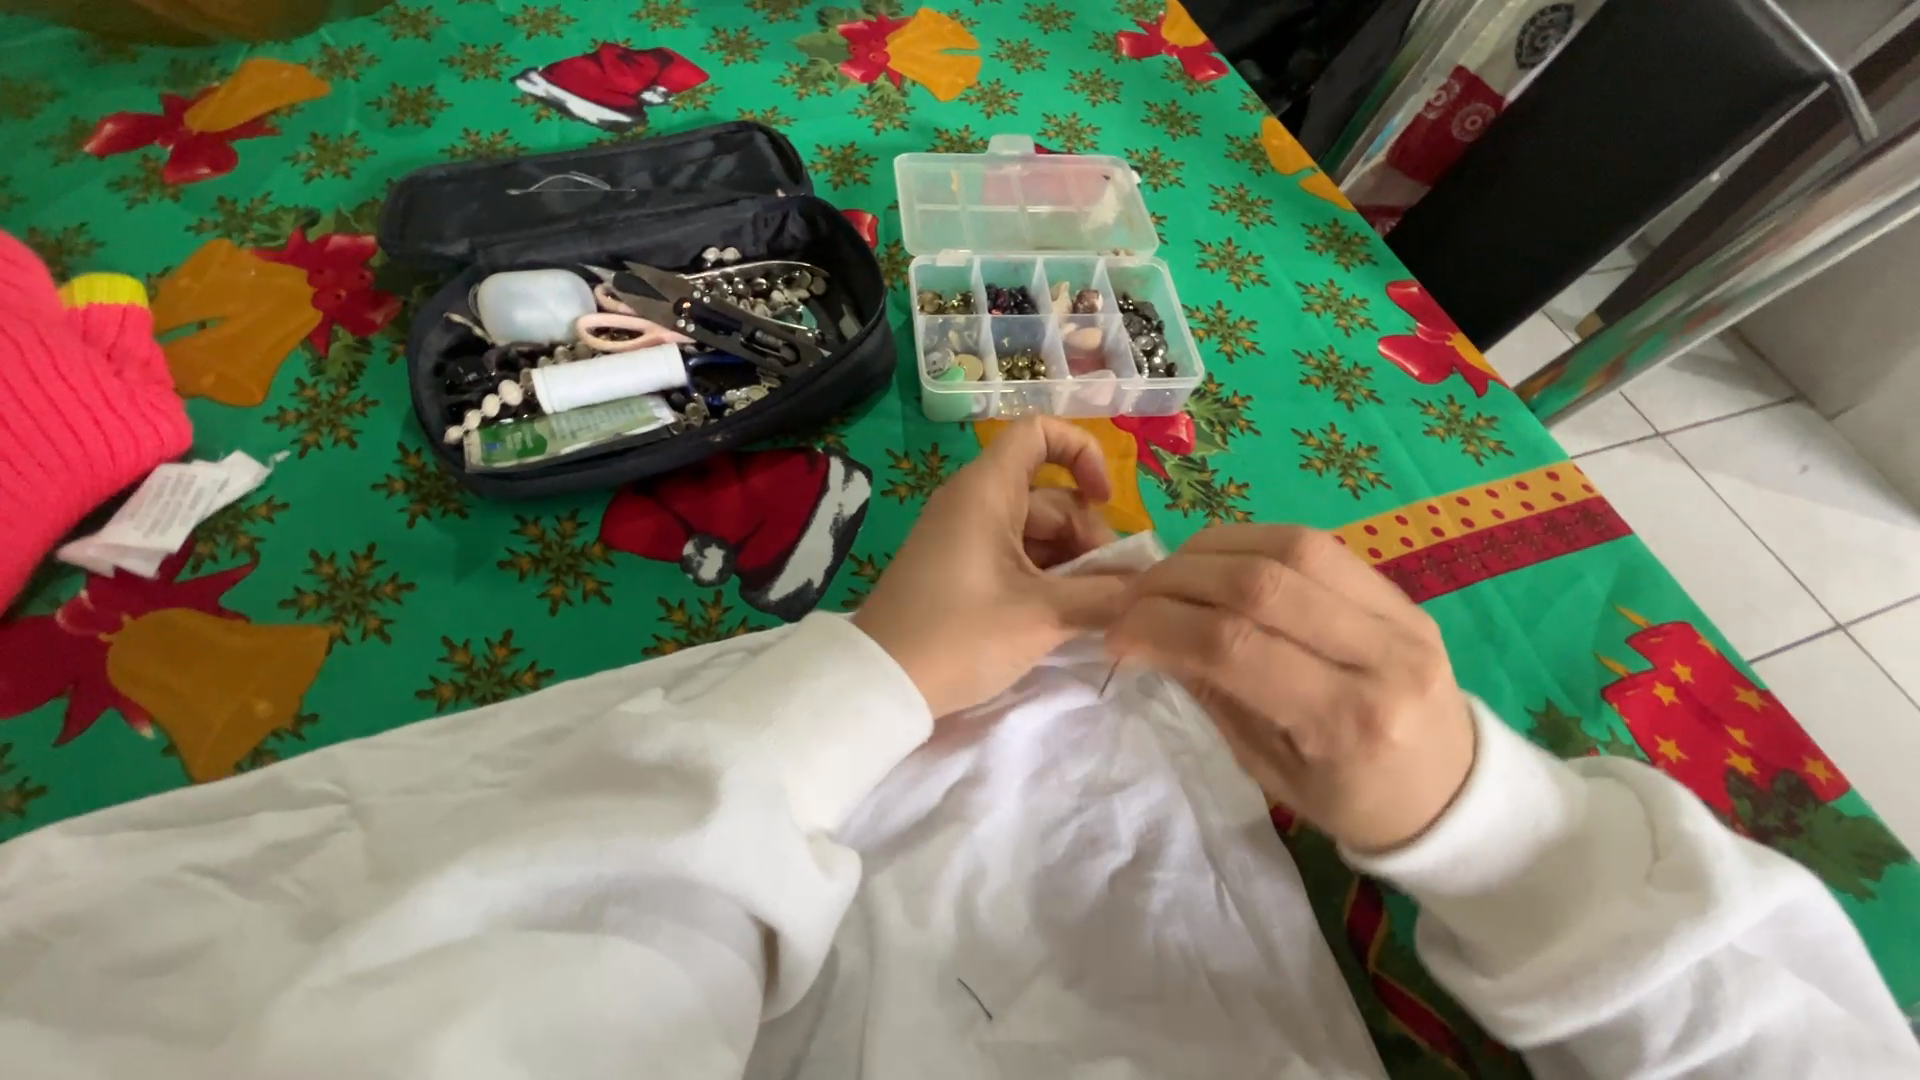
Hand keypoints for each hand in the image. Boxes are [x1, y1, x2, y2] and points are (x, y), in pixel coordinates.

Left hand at [853, 418, 1127, 717]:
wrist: (882, 684)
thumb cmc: (960, 636)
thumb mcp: (1041, 616)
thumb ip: (1103, 595)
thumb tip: (1149, 587)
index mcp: (986, 490)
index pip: (1038, 433)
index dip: (1082, 453)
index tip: (1105, 501)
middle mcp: (974, 503)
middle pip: (1050, 497)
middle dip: (1087, 538)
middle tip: (1110, 591)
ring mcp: (964, 537)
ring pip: (1036, 533)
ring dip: (1070, 566)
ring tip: (1091, 612)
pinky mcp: (959, 569)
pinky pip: (1014, 557)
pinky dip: (1044, 579)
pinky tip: (1064, 617)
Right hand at [1106, 525, 1474, 853]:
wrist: (1453, 794)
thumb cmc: (1350, 799)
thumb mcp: (1266, 766)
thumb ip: (1211, 691)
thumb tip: (1146, 634)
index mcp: (1347, 721)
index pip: (1235, 646)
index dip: (1159, 627)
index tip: (1115, 635)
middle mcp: (1382, 655)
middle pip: (1260, 584)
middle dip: (1174, 581)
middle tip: (1131, 598)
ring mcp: (1401, 614)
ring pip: (1288, 546)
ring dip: (1207, 551)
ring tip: (1166, 575)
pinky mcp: (1398, 590)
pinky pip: (1312, 543)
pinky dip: (1247, 543)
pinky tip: (1214, 562)